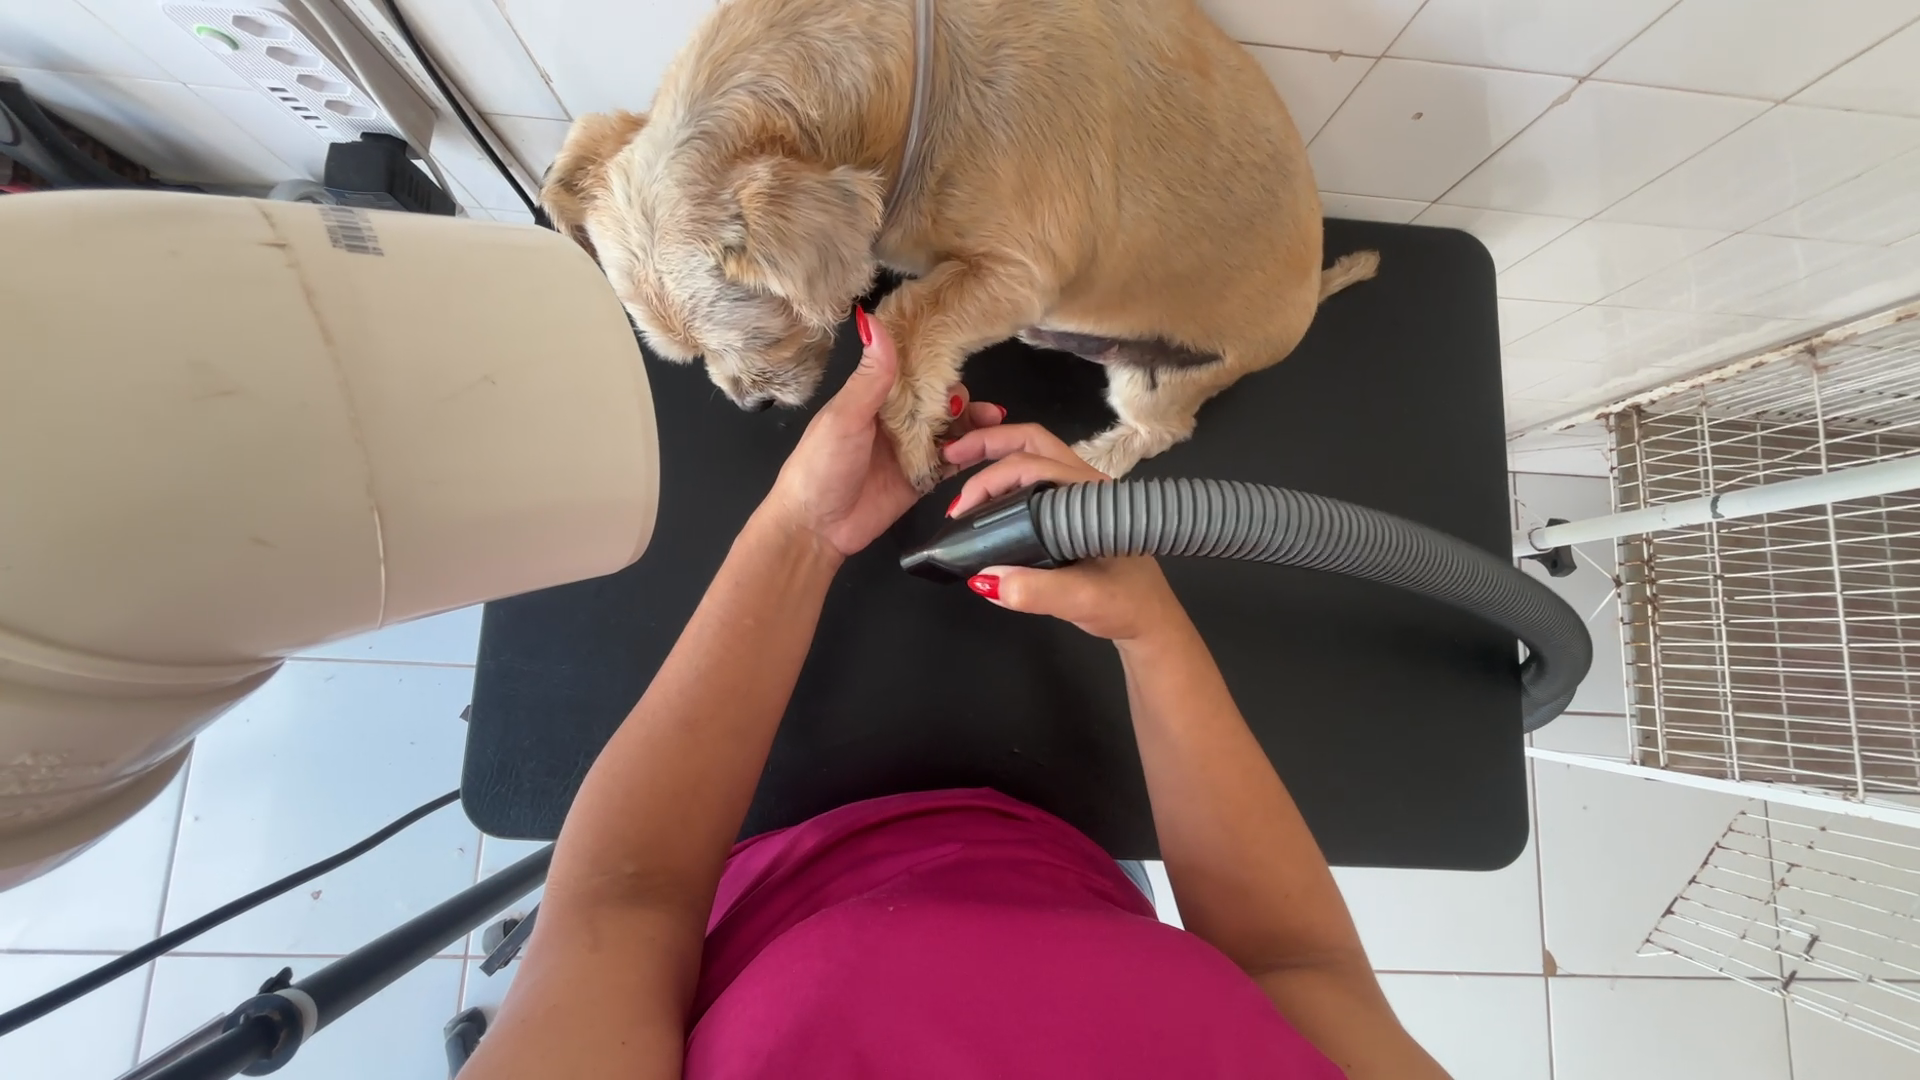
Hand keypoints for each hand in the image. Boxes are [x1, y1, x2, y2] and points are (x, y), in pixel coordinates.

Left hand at [764, 310, 1004, 557]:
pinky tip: (986, 448)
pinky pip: (952, 463)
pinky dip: (969, 455)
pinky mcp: (921, 479)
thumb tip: (874, 322)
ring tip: (990, 423)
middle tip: (968, 405)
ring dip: (971, 425)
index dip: (935, 363)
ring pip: (950, 430)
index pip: (912, 372)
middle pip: (937, 401)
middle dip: (959, 398)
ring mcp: (910, 451)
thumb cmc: (818, 467)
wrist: (815, 528)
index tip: (958, 354)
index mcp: (874, 399)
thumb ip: (870, 377)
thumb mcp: (844, 417)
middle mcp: (895, 422)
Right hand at [941, 423, 1186, 642]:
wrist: (1151, 621)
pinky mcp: (1072, 511)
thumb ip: (1036, 591)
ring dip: (995, 457)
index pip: (1033, 466)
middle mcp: (1086, 486)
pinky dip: (1004, 477)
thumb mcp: (1082, 601)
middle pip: (1032, 442)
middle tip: (949, 455)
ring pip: (1034, 456)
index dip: (990, 480)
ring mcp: (1080, 496)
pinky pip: (1035, 478)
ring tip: (959, 473)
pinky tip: (984, 500)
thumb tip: (985, 578)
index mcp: (1090, 496)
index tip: (960, 513)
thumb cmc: (1125, 605)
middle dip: (987, 443)